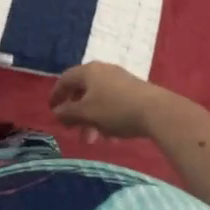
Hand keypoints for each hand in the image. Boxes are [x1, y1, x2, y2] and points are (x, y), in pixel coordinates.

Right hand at [50, 62, 176, 139]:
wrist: (157, 111)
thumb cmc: (115, 109)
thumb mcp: (86, 114)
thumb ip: (68, 113)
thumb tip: (57, 113)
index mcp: (88, 71)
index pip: (65, 79)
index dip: (56, 95)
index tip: (52, 110)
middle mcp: (103, 70)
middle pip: (83, 91)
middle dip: (77, 114)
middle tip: (75, 132)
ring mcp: (120, 79)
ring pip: (99, 99)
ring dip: (92, 119)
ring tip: (95, 139)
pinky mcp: (135, 90)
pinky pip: (113, 103)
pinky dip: (107, 118)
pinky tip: (113, 136)